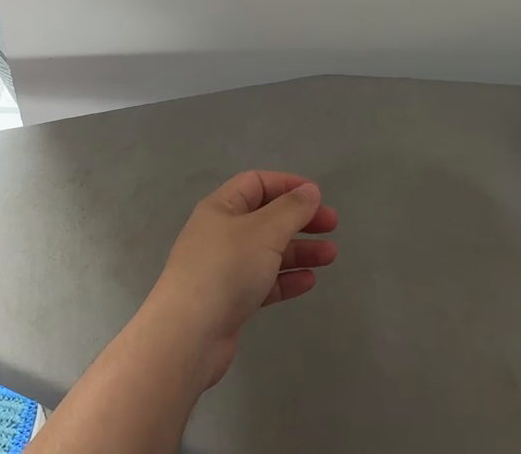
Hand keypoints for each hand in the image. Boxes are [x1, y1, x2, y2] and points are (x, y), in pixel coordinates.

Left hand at [144, 171, 338, 389]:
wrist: (188, 336)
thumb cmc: (225, 270)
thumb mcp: (264, 231)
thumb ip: (291, 209)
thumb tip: (310, 190)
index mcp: (221, 208)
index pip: (256, 183)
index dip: (287, 185)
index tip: (318, 196)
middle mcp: (220, 234)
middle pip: (265, 218)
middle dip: (299, 220)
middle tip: (332, 226)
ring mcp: (224, 269)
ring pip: (267, 251)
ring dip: (299, 250)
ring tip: (330, 256)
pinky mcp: (230, 301)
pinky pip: (263, 281)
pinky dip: (286, 278)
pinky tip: (309, 281)